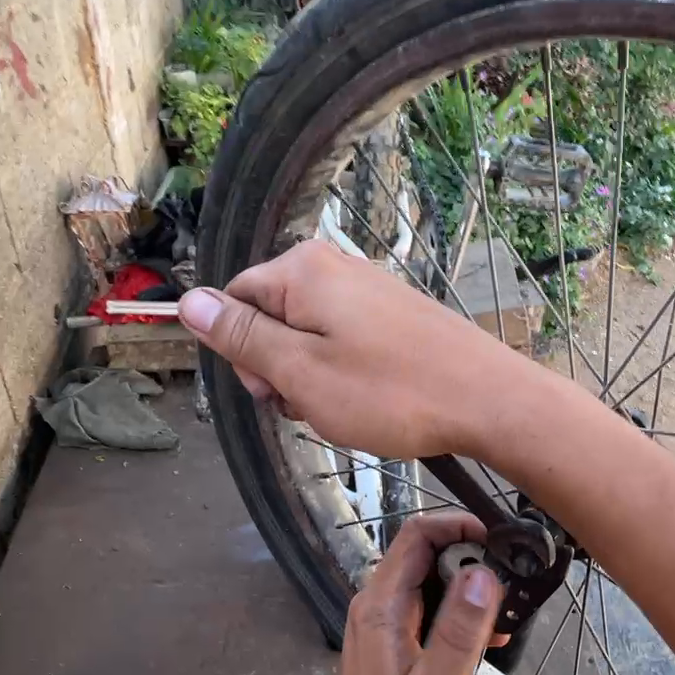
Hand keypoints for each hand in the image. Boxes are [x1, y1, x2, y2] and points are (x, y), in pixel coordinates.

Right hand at [178, 239, 534, 459]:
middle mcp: (335, 267)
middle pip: (272, 319)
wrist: (487, 400)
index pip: (234, 302)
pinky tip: (374, 401)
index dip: (245, 355)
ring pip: (310, 338)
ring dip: (316, 380)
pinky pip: (346, 342)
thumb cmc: (393, 392)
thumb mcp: (301, 372)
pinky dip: (348, 375)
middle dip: (282, 370)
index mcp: (303, 271)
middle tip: (317, 405)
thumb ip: (242, 336)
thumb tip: (187, 300)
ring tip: (351, 407)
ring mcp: (369, 290)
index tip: (276, 393)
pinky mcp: (395, 314)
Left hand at [318, 512, 503, 674]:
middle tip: (513, 578)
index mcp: (380, 607)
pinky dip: (460, 612)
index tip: (501, 540)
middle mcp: (377, 604)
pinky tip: (488, 638)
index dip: (458, 525)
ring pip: (431, 579)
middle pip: (425, 552)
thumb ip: (458, 634)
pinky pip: (430, 607)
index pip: (417, 535)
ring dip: (470, 586)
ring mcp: (384, 623)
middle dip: (471, 555)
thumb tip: (484, 574)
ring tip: (508, 611)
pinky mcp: (394, 641)